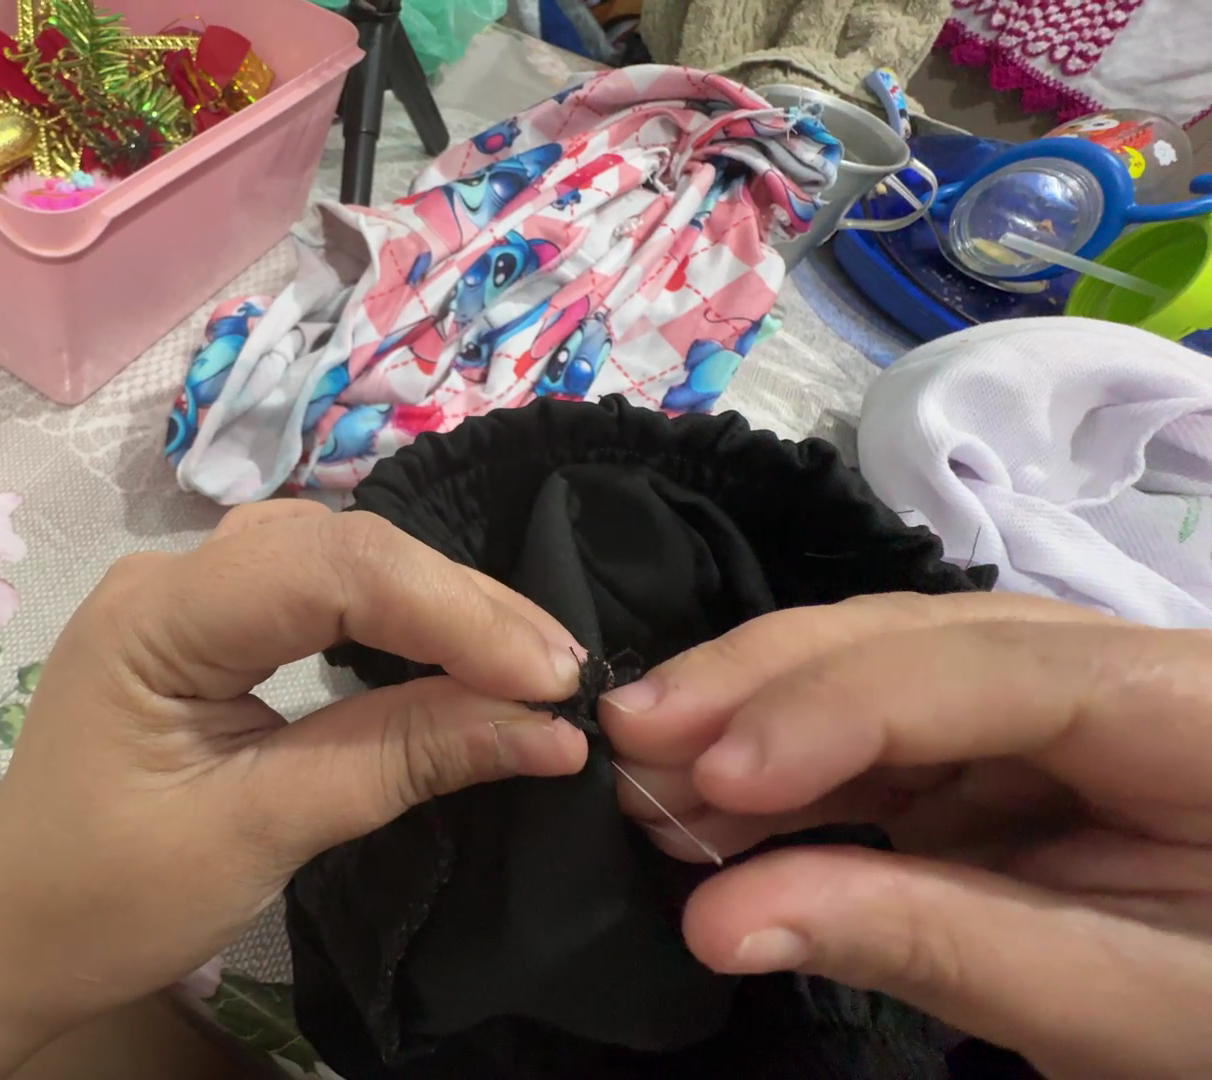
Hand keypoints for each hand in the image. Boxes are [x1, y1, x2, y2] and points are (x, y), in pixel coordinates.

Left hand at [0, 500, 586, 1062]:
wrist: (13, 933)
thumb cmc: (108, 900)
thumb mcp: (260, 832)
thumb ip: (398, 760)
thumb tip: (543, 727)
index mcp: (155, 616)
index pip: (324, 570)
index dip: (447, 611)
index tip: (548, 676)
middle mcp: (166, 576)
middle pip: (332, 548)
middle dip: (451, 601)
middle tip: (554, 667)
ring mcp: (181, 594)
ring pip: (326, 557)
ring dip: (425, 600)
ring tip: (515, 655)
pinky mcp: (200, 625)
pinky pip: (305, 589)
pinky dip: (381, 613)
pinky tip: (433, 639)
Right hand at [600, 593, 1211, 1078]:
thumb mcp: (1130, 1014)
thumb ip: (926, 945)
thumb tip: (714, 924)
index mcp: (1198, 707)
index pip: (985, 668)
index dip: (833, 710)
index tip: (713, 776)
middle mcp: (1095, 663)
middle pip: (888, 637)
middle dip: (745, 686)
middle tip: (626, 732)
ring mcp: (1016, 699)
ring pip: (843, 668)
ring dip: (729, 722)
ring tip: (639, 776)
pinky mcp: (961, 741)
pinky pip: (840, 735)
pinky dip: (760, 769)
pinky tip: (697, 803)